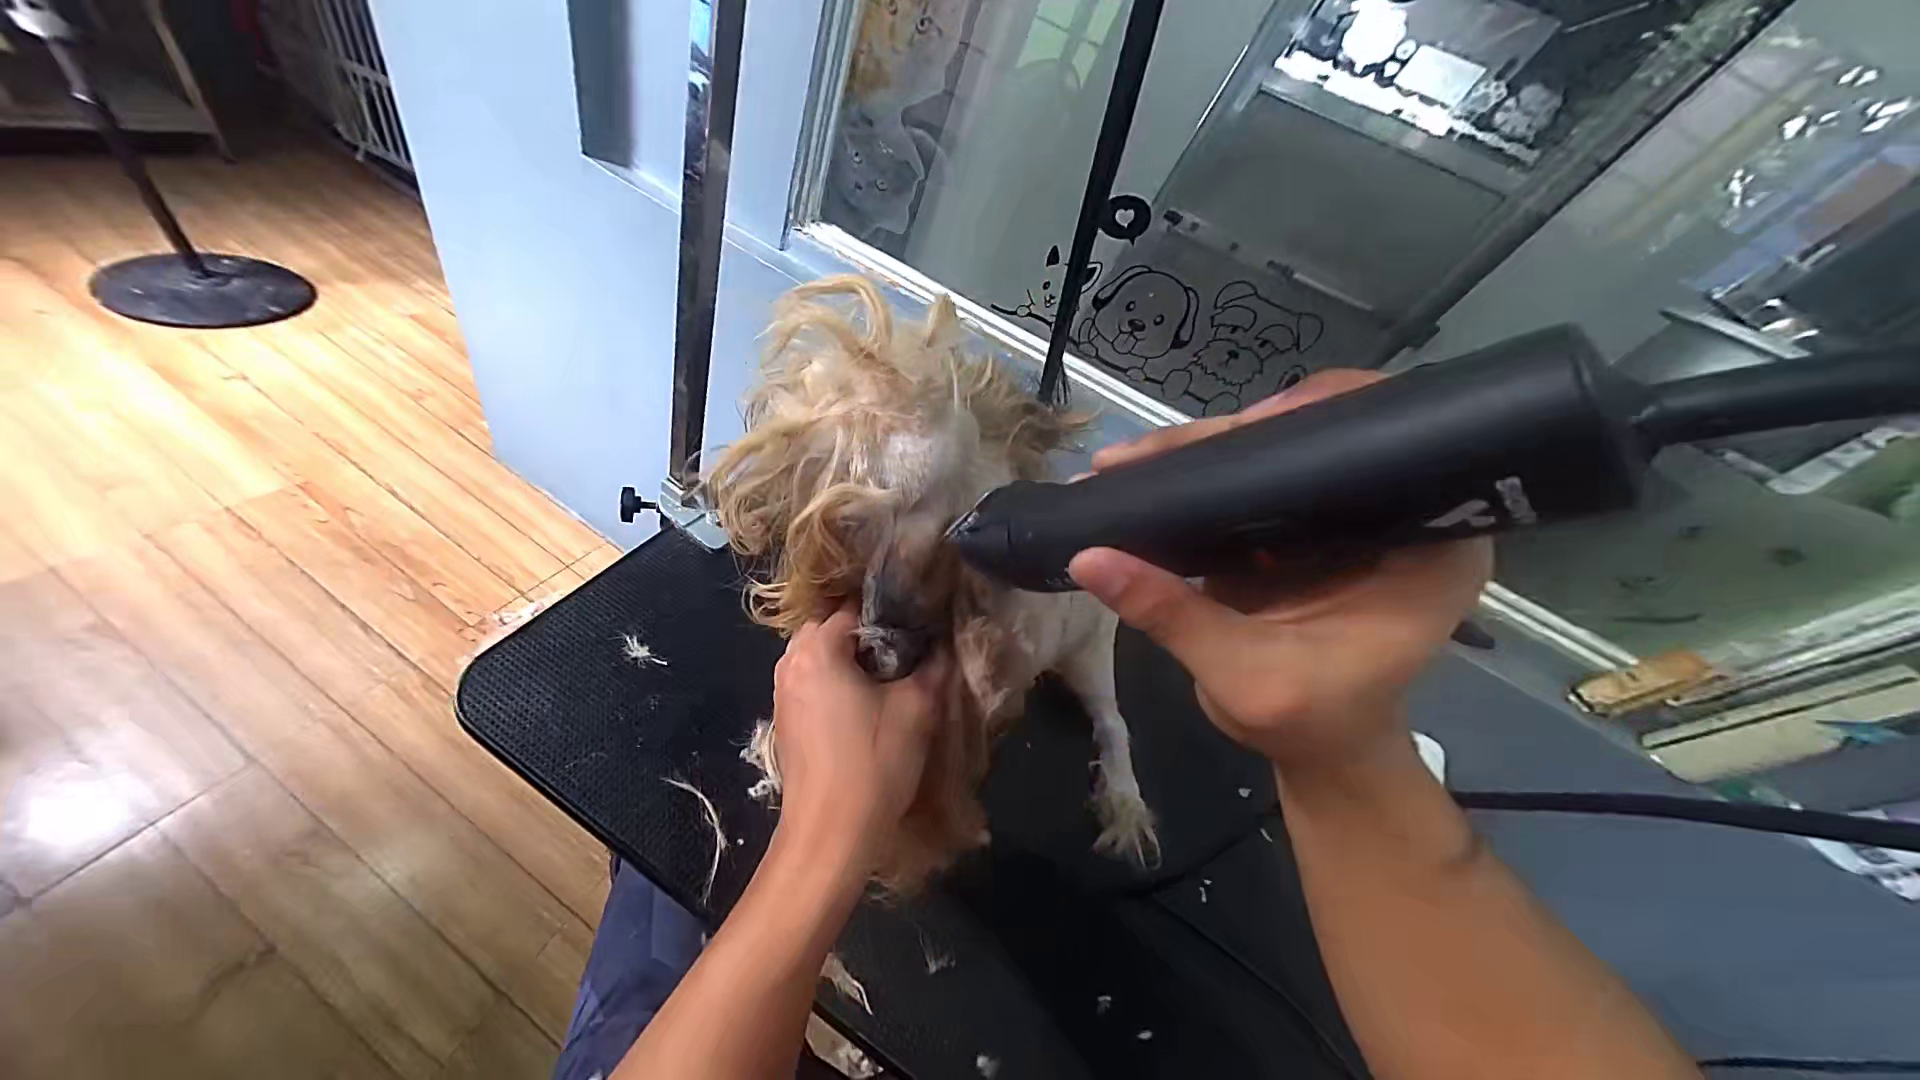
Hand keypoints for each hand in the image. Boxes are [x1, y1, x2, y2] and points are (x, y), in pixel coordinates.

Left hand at [771, 607, 945, 867]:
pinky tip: (862, 702)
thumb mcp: (917, 709)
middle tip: (903, 652)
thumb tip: (942, 642)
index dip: (890, 613)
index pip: (855, 606)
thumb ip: (934, 665)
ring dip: (848, 656)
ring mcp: (781, 692)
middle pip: (831, 626)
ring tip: (886, 676)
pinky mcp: (783, 719)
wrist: (829, 836)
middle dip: (866, 633)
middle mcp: (790, 663)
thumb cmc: (872, 764)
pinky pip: (810, 679)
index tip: (918, 627)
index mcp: (817, 649)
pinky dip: (833, 678)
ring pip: (818, 653)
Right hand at [1068, 371, 1490, 776]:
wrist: (1312, 749)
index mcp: (1424, 544)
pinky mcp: (1288, 528)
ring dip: (1200, 455)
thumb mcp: (1243, 676)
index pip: (1382, 447)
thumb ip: (1173, 615)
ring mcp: (1334, 519)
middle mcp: (1387, 516)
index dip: (1315, 421)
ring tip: (1130, 458)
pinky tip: (1142, 478)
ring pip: (1267, 458)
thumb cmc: (1309, 723)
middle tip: (1150, 450)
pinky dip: (1193, 483)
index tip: (1242, 431)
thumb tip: (1087, 556)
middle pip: (1310, 441)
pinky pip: (1241, 487)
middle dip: (1229, 437)